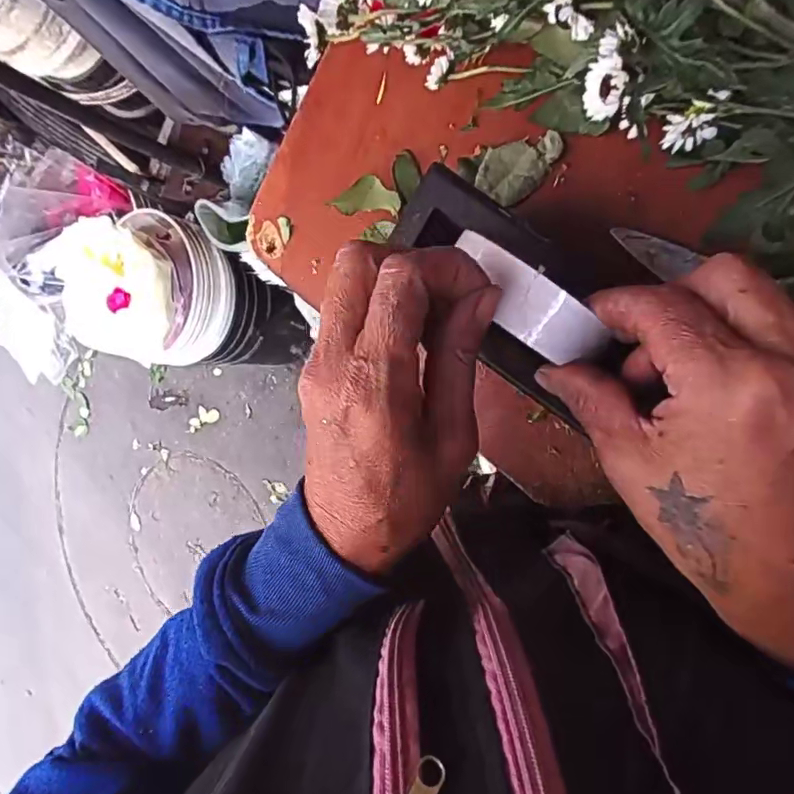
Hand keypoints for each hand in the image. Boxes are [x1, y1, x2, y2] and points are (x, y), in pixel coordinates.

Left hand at [300, 243, 500, 574]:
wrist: (344, 534)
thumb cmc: (404, 500)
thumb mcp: (452, 437)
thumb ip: (460, 359)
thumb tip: (479, 301)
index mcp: (374, 379)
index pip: (400, 278)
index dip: (446, 268)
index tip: (478, 289)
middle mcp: (334, 358)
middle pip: (360, 259)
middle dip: (415, 260)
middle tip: (453, 294)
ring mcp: (316, 360)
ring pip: (347, 277)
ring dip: (396, 279)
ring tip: (436, 316)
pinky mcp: (314, 366)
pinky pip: (344, 308)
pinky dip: (380, 302)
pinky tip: (411, 336)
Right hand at [536, 254, 793, 670]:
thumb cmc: (705, 530)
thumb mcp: (632, 464)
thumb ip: (594, 399)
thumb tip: (557, 364)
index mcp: (729, 386)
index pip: (664, 307)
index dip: (621, 305)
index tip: (600, 317)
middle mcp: (792, 357)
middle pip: (719, 276)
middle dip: (671, 301)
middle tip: (648, 350)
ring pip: (758, 291)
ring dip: (710, 316)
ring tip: (691, 374)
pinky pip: (790, 320)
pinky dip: (749, 335)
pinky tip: (733, 384)